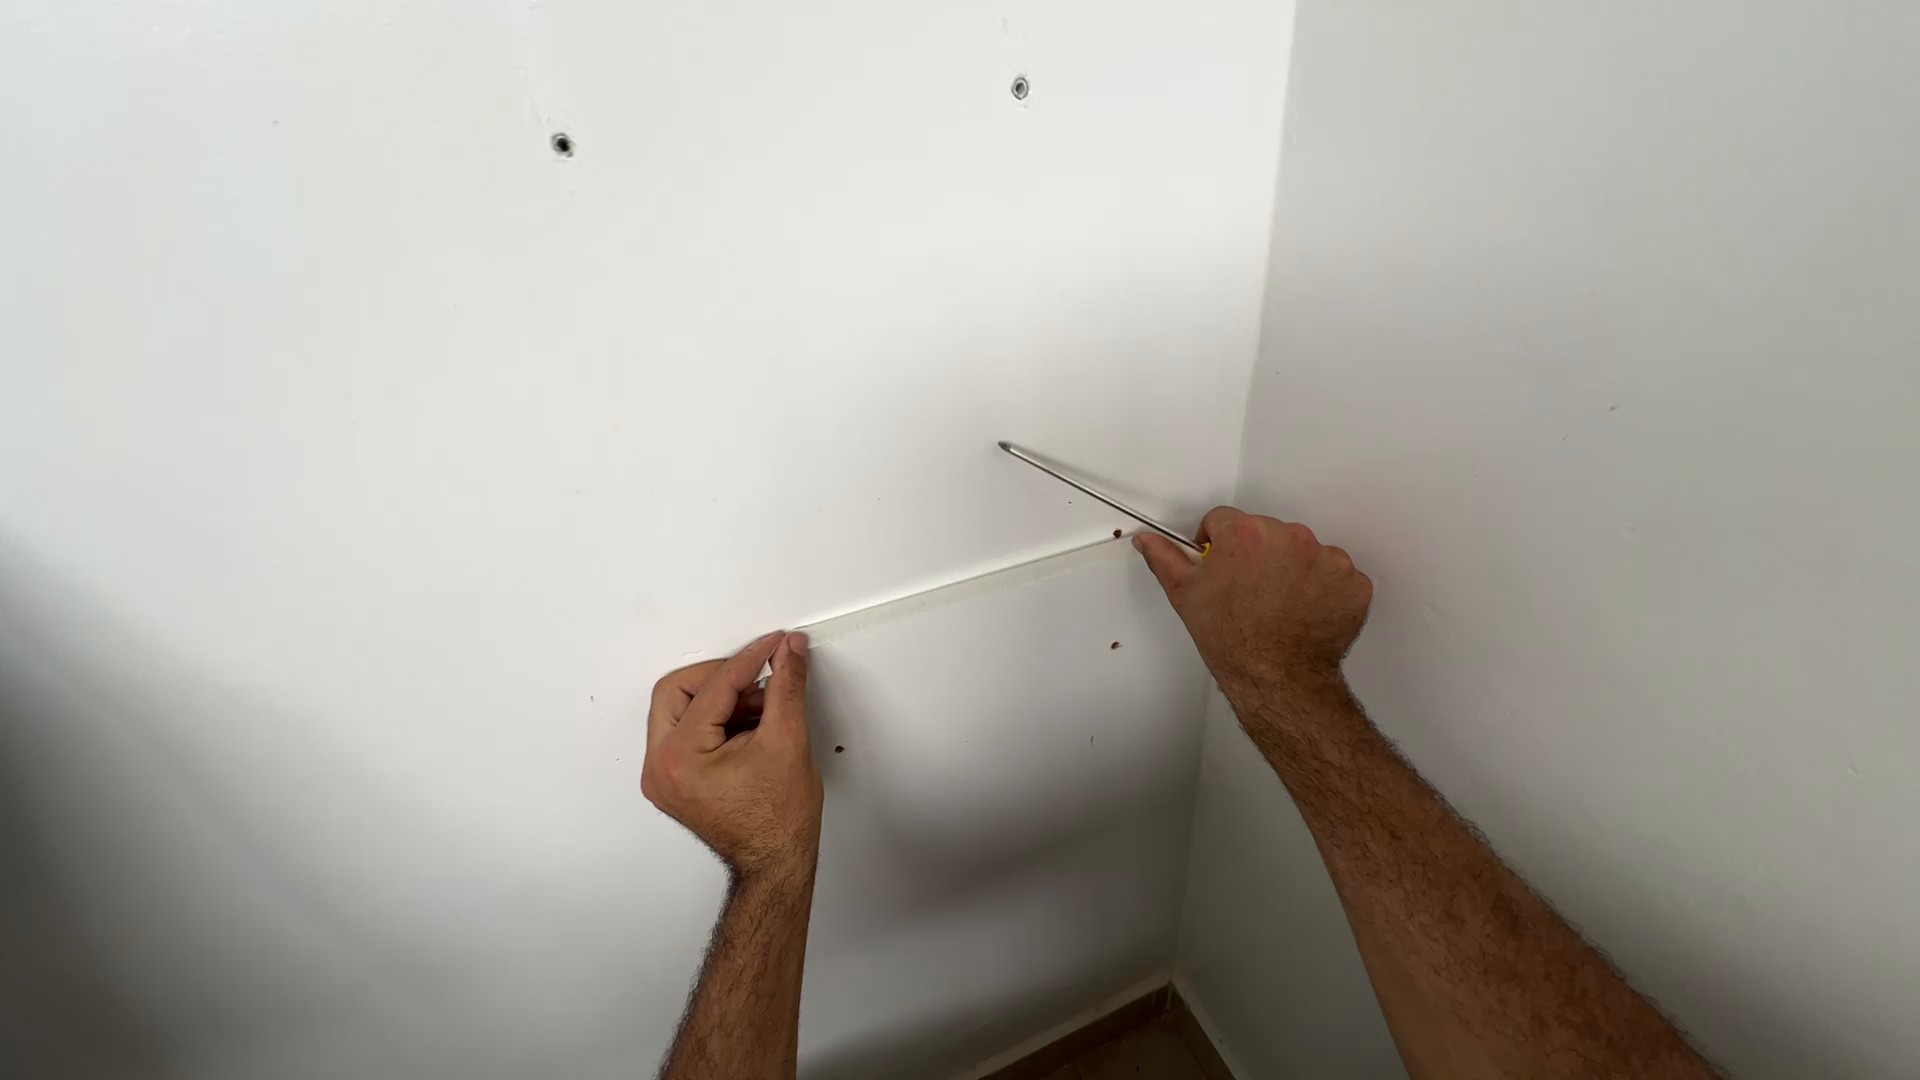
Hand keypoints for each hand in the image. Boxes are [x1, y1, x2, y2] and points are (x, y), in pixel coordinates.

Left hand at [643, 631, 822, 880]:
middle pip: (679, 691)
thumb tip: (788, 651)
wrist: (776, 862)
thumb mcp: (788, 739)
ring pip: (681, 708)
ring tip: (765, 708)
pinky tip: (754, 723)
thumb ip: (786, 685)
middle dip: (723, 677)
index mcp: (679, 758)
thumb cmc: (778, 819)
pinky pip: (689, 730)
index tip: (774, 645)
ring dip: (723, 697)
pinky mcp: (676, 779)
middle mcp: (660, 767)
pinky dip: (720, 717)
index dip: (750, 659)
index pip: (713, 687)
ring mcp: (665, 776)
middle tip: (760, 674)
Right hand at [1134, 506, 1371, 699]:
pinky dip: (1319, 588)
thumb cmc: (1232, 638)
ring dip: (1288, 568)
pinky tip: (1300, 610)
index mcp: (1245, 533)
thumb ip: (1165, 558)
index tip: (1218, 565)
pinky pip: (1331, 573)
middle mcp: (1289, 537)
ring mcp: (1325, 558)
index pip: (1223, 520)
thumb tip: (1147, 540)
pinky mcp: (1351, 581)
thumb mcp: (1185, 594)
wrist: (1276, 677)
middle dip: (1254, 554)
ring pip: (1299, 551)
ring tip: (1275, 603)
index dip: (1215, 543)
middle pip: (1264, 532)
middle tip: (1245, 590)